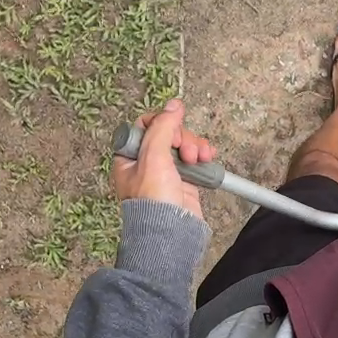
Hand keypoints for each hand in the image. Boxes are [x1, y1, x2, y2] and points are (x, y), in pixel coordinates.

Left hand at [111, 99, 217, 219]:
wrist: (171, 232)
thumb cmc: (154, 203)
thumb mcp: (154, 157)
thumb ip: (163, 127)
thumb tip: (173, 105)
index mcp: (130, 156)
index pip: (145, 126)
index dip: (162, 125)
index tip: (171, 133)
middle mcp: (146, 163)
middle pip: (168, 133)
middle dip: (183, 138)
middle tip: (186, 151)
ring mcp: (166, 171)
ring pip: (183, 144)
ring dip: (195, 146)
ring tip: (198, 158)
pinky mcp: (184, 180)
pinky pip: (195, 158)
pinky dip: (203, 156)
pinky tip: (207, 159)